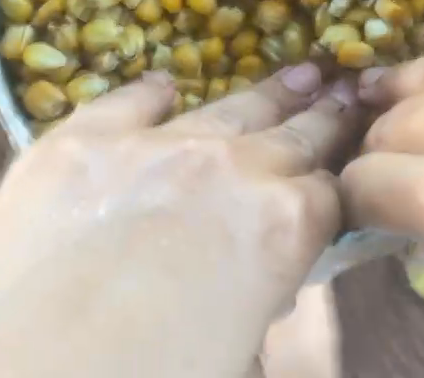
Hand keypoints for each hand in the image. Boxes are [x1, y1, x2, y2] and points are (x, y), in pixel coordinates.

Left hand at [0, 64, 360, 377]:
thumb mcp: (238, 363)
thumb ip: (269, 305)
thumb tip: (268, 279)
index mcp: (284, 227)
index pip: (333, 193)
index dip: (339, 192)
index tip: (340, 185)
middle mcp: (234, 166)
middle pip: (297, 134)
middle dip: (325, 119)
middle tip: (345, 95)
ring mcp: (156, 144)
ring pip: (232, 105)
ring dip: (271, 94)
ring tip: (299, 74)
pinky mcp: (78, 142)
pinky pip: (133, 98)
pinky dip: (157, 97)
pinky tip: (170, 88)